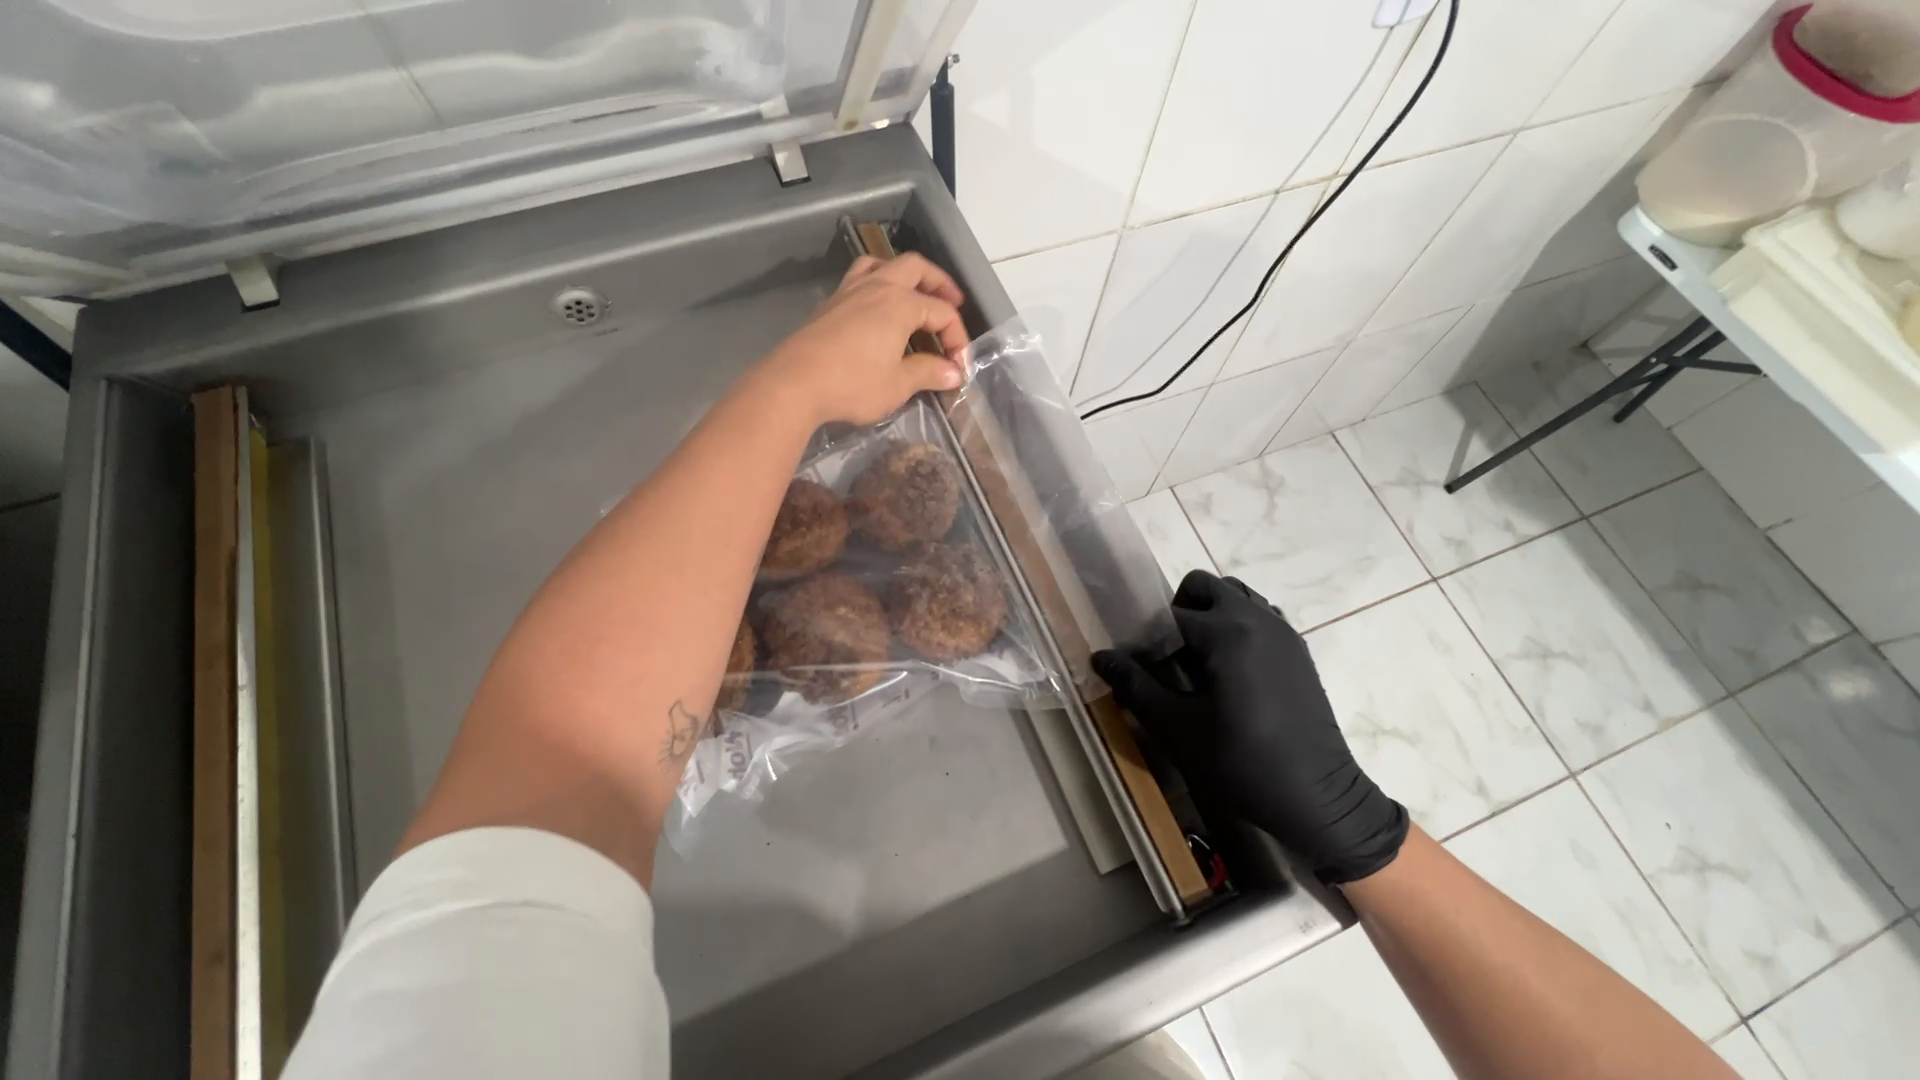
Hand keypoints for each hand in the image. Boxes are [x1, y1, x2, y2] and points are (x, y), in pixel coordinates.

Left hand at [756, 253, 970, 426]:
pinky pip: (859, 279)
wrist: (794, 384)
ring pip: (882, 265)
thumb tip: (953, 372)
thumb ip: (928, 373)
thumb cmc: (852, 384)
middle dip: (939, 283)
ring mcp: (850, 291)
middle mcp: (877, 287)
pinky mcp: (830, 304)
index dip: (957, 338)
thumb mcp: (898, 384)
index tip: (959, 367)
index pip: (942, 312)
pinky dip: (876, 283)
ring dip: (903, 275)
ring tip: (913, 294)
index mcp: (901, 303)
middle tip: (953, 302)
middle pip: (916, 269)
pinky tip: (876, 308)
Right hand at [1093, 571, 1408, 883]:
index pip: (1169, 613)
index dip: (1147, 636)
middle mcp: (1257, 619)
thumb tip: (1100, 656)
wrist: (1316, 797)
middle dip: (1179, 610)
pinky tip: (1230, 672)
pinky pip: (1259, 616)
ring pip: (1236, 596)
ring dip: (1210, 615)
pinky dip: (1237, 627)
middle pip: (1205, 586)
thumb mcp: (1176, 728)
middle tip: (1169, 656)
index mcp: (1226, 633)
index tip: (1140, 666)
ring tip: (1199, 662)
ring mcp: (1283, 632)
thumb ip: (1135, 685)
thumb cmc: (1240, 763)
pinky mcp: (1298, 650)